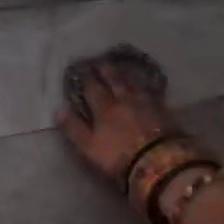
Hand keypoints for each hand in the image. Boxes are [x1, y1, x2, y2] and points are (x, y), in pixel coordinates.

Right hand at [57, 48, 176, 180]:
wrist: (158, 161)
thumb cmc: (117, 156)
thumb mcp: (88, 146)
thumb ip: (74, 127)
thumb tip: (59, 109)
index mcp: (104, 108)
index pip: (93, 89)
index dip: (86, 80)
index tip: (81, 70)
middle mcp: (124, 100)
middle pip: (115, 82)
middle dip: (107, 71)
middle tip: (101, 62)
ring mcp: (146, 103)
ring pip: (135, 83)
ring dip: (127, 74)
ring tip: (123, 66)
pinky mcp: (164, 110)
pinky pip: (154, 92)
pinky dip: (148, 85)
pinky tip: (148, 83)